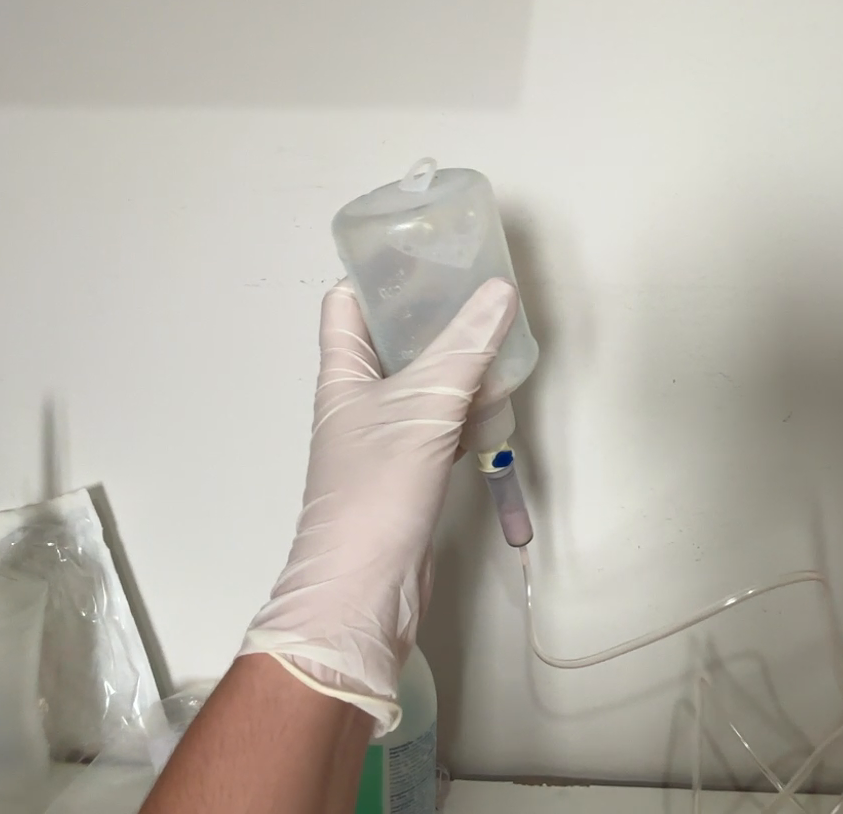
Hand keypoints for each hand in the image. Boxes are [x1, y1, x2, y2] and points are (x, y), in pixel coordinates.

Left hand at [239, 278, 518, 732]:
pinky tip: (498, 393)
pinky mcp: (412, 465)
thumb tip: (500, 289)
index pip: (345, 302)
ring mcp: (386, 433)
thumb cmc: (378, 488)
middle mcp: (360, 397)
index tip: (424, 251)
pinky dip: (466, 405)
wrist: (364, 592)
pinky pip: (441, 419)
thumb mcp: (423, 407)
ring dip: (457, 359)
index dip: (376, 272)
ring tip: (499, 328)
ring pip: (423, 380)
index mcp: (343, 372)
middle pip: (392, 337)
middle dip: (432, 311)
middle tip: (481, 285)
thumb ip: (464, 348)